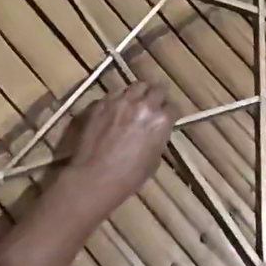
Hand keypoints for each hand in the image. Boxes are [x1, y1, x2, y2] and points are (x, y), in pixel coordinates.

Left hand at [61, 83, 174, 212]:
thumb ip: (158, 137)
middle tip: (155, 105)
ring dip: (139, 93)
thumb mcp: (155, 158)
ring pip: (135, 86)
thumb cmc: (129, 177)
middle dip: (158, 96)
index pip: (173, 107)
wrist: (92, 179)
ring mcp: (119, 102)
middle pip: (157, 89)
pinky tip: (115, 111)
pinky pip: (113, 95)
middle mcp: (142, 105)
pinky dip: (118, 100)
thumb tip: (155, 130)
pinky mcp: (99, 104)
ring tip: (135, 103)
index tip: (168, 119)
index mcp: (161, 120)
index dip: (171, 114)